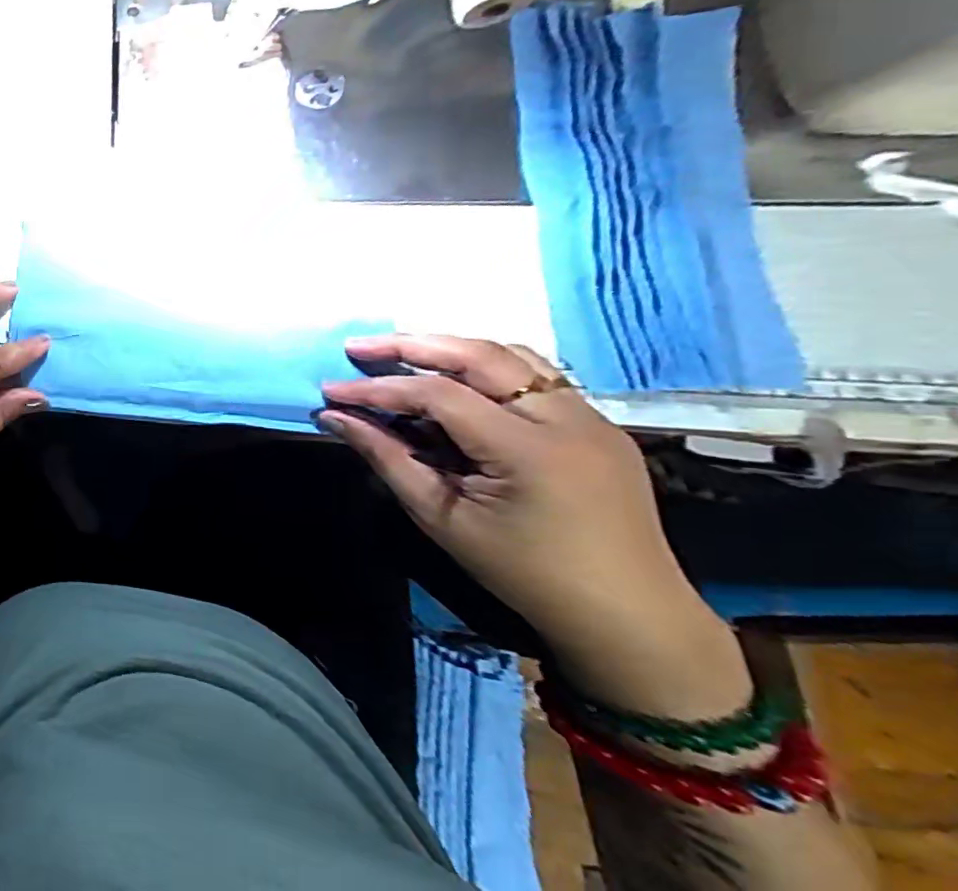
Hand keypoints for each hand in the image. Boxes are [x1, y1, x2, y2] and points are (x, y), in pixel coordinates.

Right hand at [318, 335, 750, 720]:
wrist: (626, 613)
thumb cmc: (523, 573)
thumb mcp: (443, 519)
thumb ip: (388, 459)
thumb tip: (335, 418)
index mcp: (527, 449)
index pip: (437, 395)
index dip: (379, 388)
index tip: (332, 390)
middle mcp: (565, 416)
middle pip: (478, 354)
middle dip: (411, 344)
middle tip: (359, 347)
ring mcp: (590, 414)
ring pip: (512, 355)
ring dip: (452, 348)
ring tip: (401, 353)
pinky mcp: (599, 422)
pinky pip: (536, 376)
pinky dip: (487, 367)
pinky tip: (457, 378)